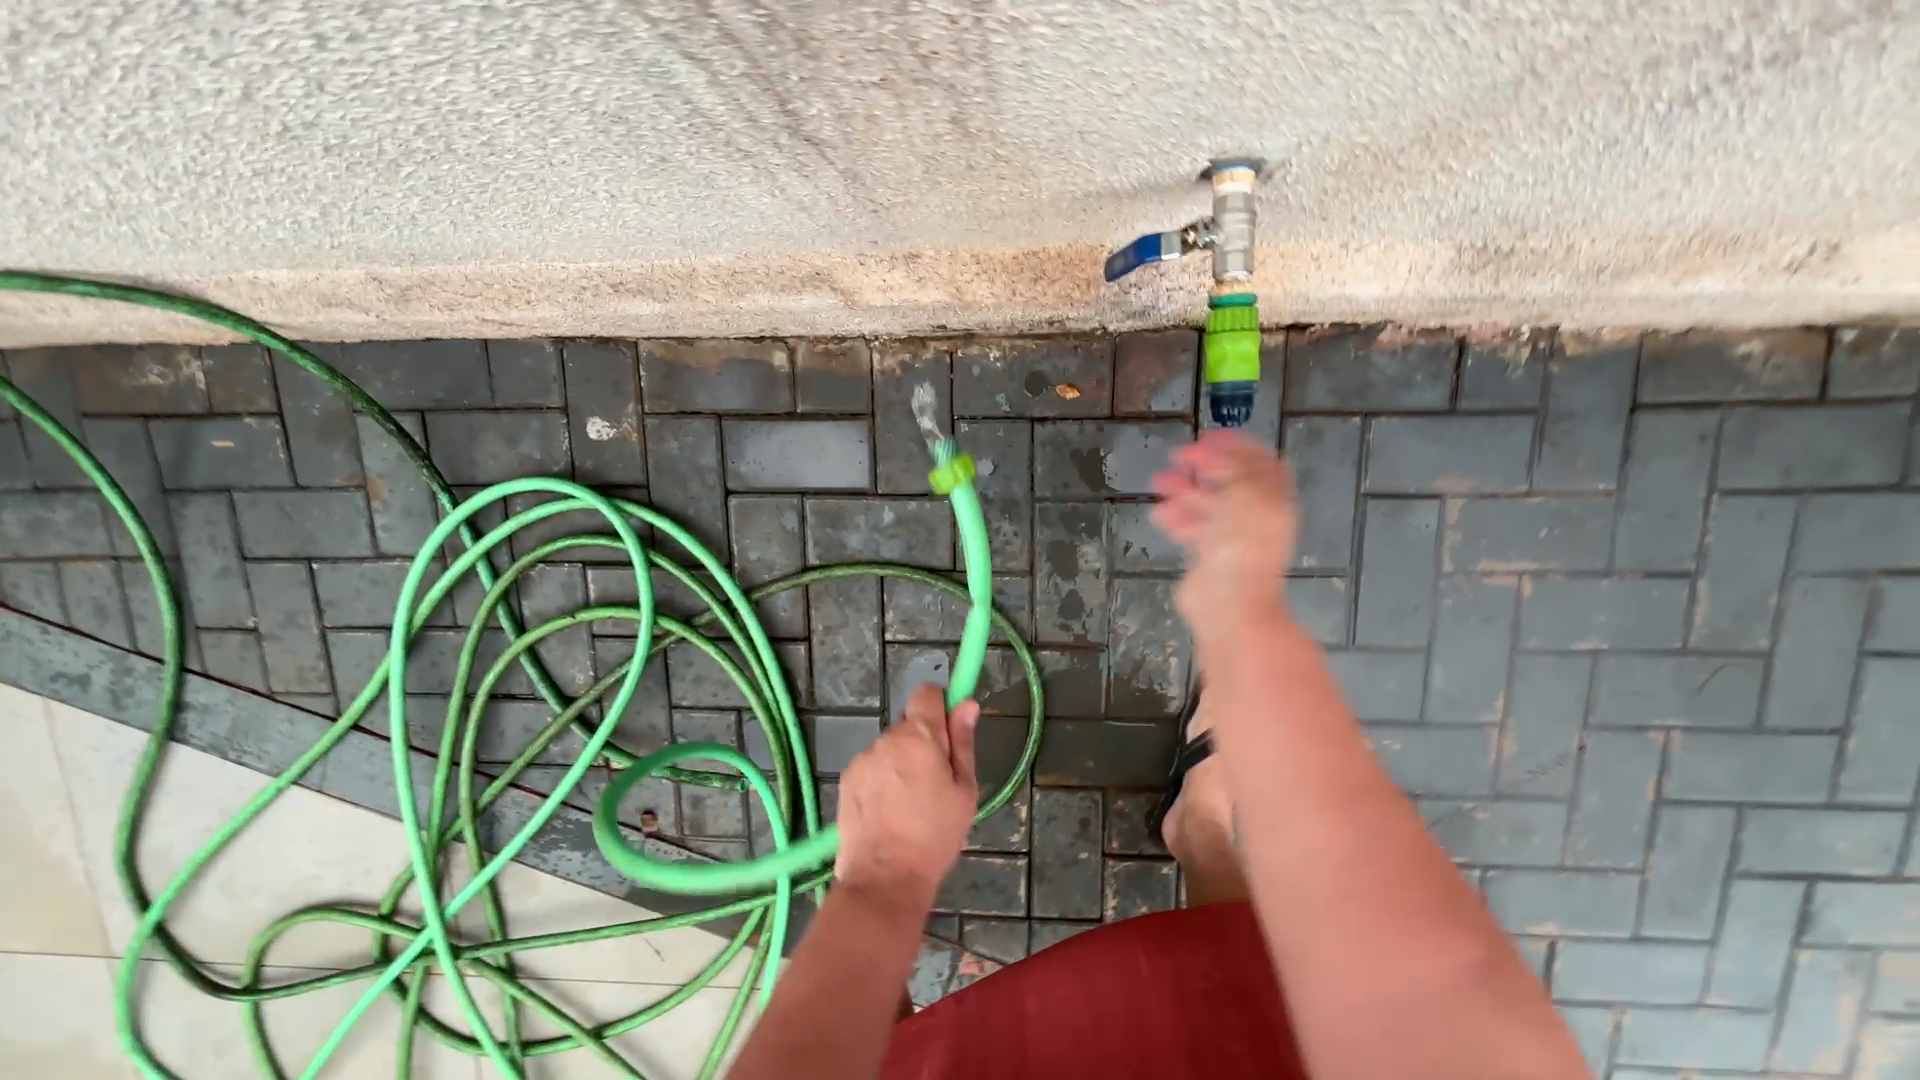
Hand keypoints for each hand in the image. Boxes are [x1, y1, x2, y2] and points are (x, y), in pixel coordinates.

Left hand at [834, 683, 979, 906]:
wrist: (884, 877)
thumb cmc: (935, 835)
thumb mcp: (964, 791)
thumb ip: (963, 743)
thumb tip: (967, 703)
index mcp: (919, 736)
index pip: (927, 693)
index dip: (940, 706)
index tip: (949, 733)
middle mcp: (887, 738)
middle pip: (909, 725)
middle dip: (923, 744)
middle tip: (935, 784)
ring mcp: (863, 758)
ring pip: (890, 748)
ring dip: (901, 763)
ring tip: (910, 805)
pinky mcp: (846, 778)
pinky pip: (872, 767)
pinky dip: (882, 780)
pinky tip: (888, 812)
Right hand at [1151, 429, 1298, 641]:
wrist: (1229, 603)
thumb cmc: (1241, 546)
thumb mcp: (1243, 492)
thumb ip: (1232, 467)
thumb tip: (1216, 453)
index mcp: (1272, 500)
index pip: (1260, 462)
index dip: (1236, 445)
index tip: (1209, 435)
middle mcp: (1256, 516)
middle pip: (1230, 481)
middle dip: (1203, 466)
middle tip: (1178, 456)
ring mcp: (1233, 538)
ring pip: (1207, 505)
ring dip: (1183, 491)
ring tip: (1158, 483)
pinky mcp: (1210, 557)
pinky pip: (1193, 529)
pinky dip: (1177, 518)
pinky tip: (1160, 513)